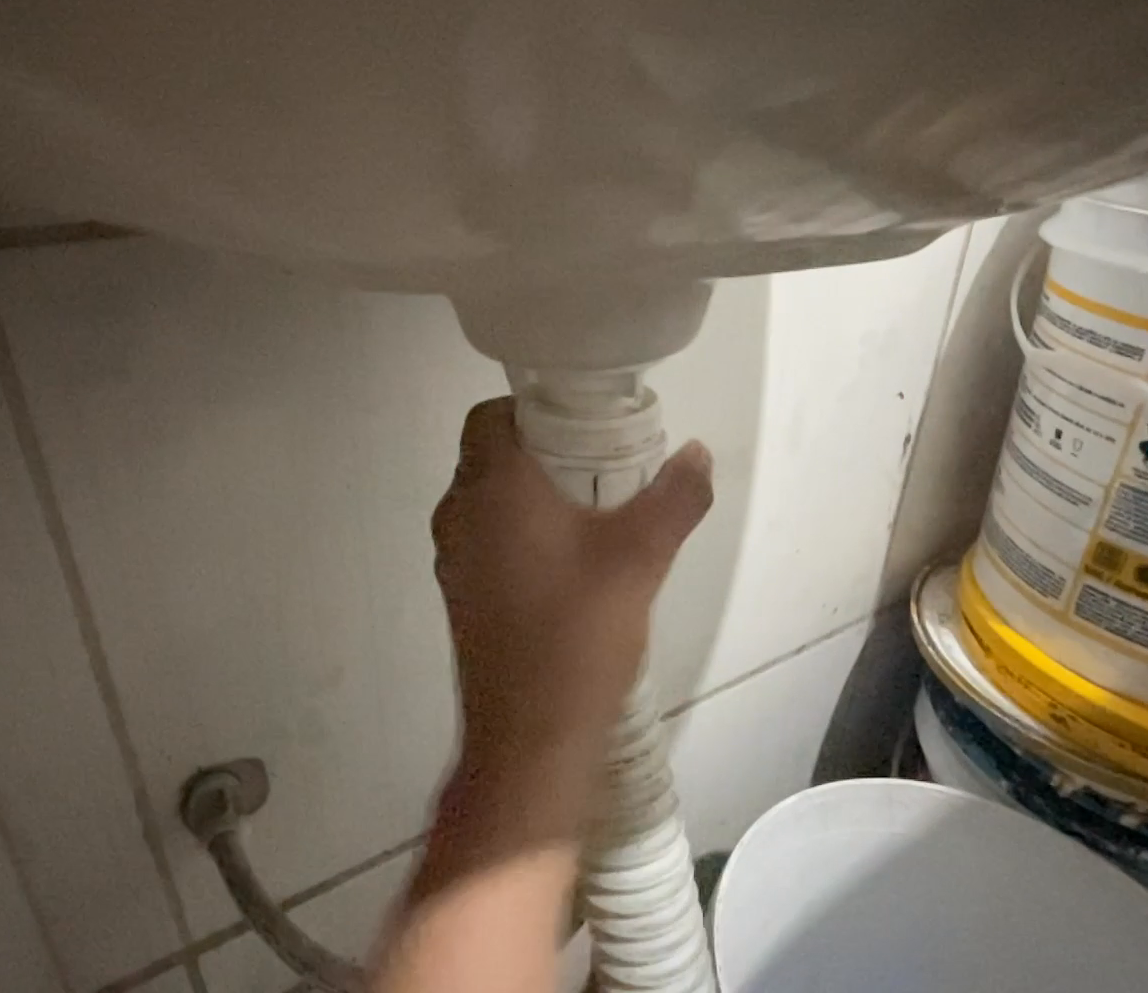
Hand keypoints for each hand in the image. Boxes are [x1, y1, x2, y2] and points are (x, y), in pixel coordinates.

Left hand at [430, 397, 713, 766]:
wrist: (529, 737)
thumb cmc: (578, 632)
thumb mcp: (640, 557)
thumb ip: (674, 497)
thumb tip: (696, 454)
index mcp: (490, 487)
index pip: (490, 416)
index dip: (530, 411)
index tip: (578, 427)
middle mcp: (457, 514)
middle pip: (488, 457)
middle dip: (538, 454)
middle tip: (595, 468)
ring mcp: (451, 559)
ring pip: (484, 503)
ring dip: (526, 498)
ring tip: (587, 517)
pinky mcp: (458, 597)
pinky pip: (482, 543)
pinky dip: (514, 536)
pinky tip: (562, 568)